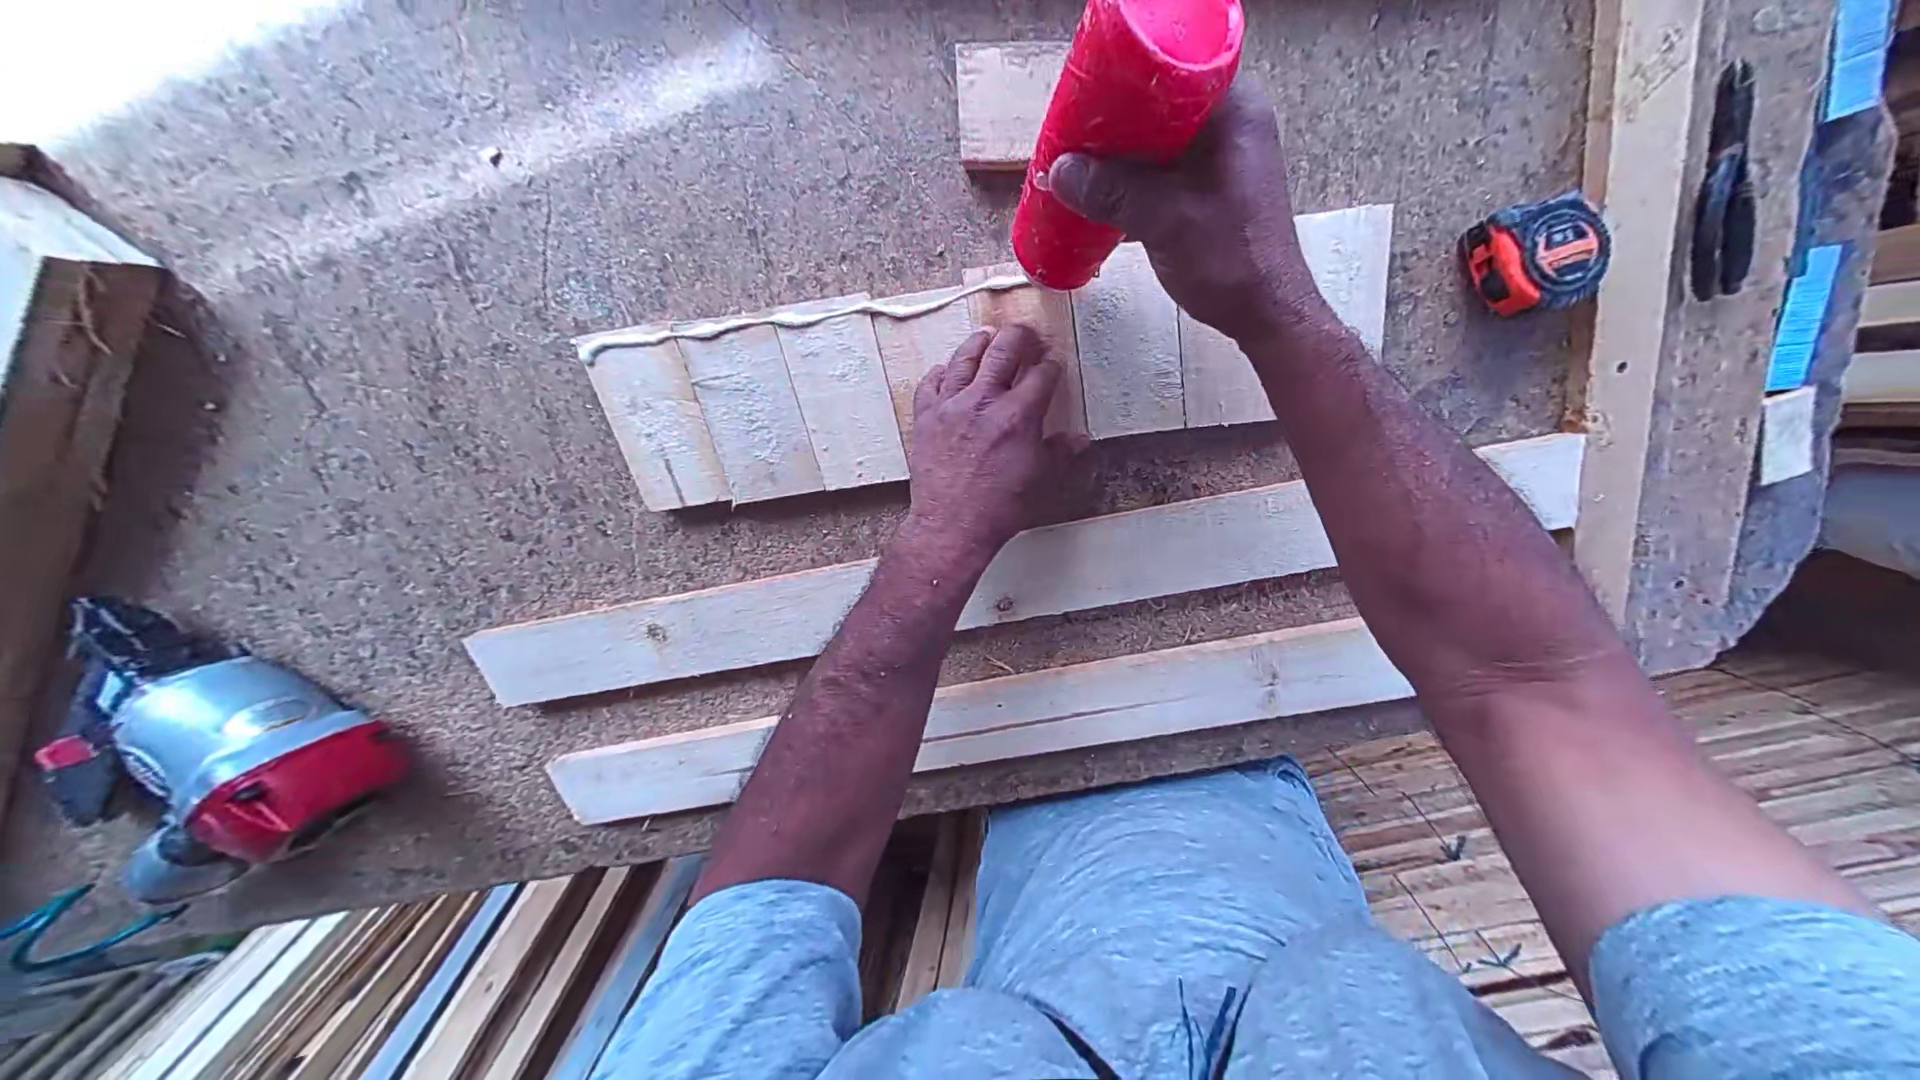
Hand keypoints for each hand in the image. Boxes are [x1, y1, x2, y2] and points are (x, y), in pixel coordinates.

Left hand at [901, 325, 1083, 566]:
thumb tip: (1078, 441)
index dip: (1051, 367)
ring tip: (987, 336)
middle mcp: (983, 402)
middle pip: (1004, 349)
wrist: (952, 526)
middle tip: (1025, 336)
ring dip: (980, 343)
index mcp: (1018, 416)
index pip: (1041, 374)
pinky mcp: (926, 418)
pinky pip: (931, 383)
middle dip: (1020, 337)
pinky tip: (948, 369)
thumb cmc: (997, 509)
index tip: (1052, 367)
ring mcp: (950, 407)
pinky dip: (942, 372)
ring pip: (965, 358)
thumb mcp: (1041, 481)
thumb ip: (1061, 454)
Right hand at [1042, 77, 1335, 348]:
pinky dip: (1132, 183)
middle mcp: (1230, 123)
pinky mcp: (1207, 189)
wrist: (1263, 311)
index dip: (1122, 87)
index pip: (1170, 73)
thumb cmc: (1231, 262)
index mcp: (1233, 110)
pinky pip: (1161, 173)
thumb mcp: (1166, 221)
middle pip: (1158, 109)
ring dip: (1118, 160)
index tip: (1082, 106)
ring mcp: (1219, 158)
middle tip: (1071, 141)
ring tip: (1076, 169)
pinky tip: (1101, 197)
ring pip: (1156, 145)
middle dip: (1112, 129)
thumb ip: (1114, 192)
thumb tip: (1058, 171)